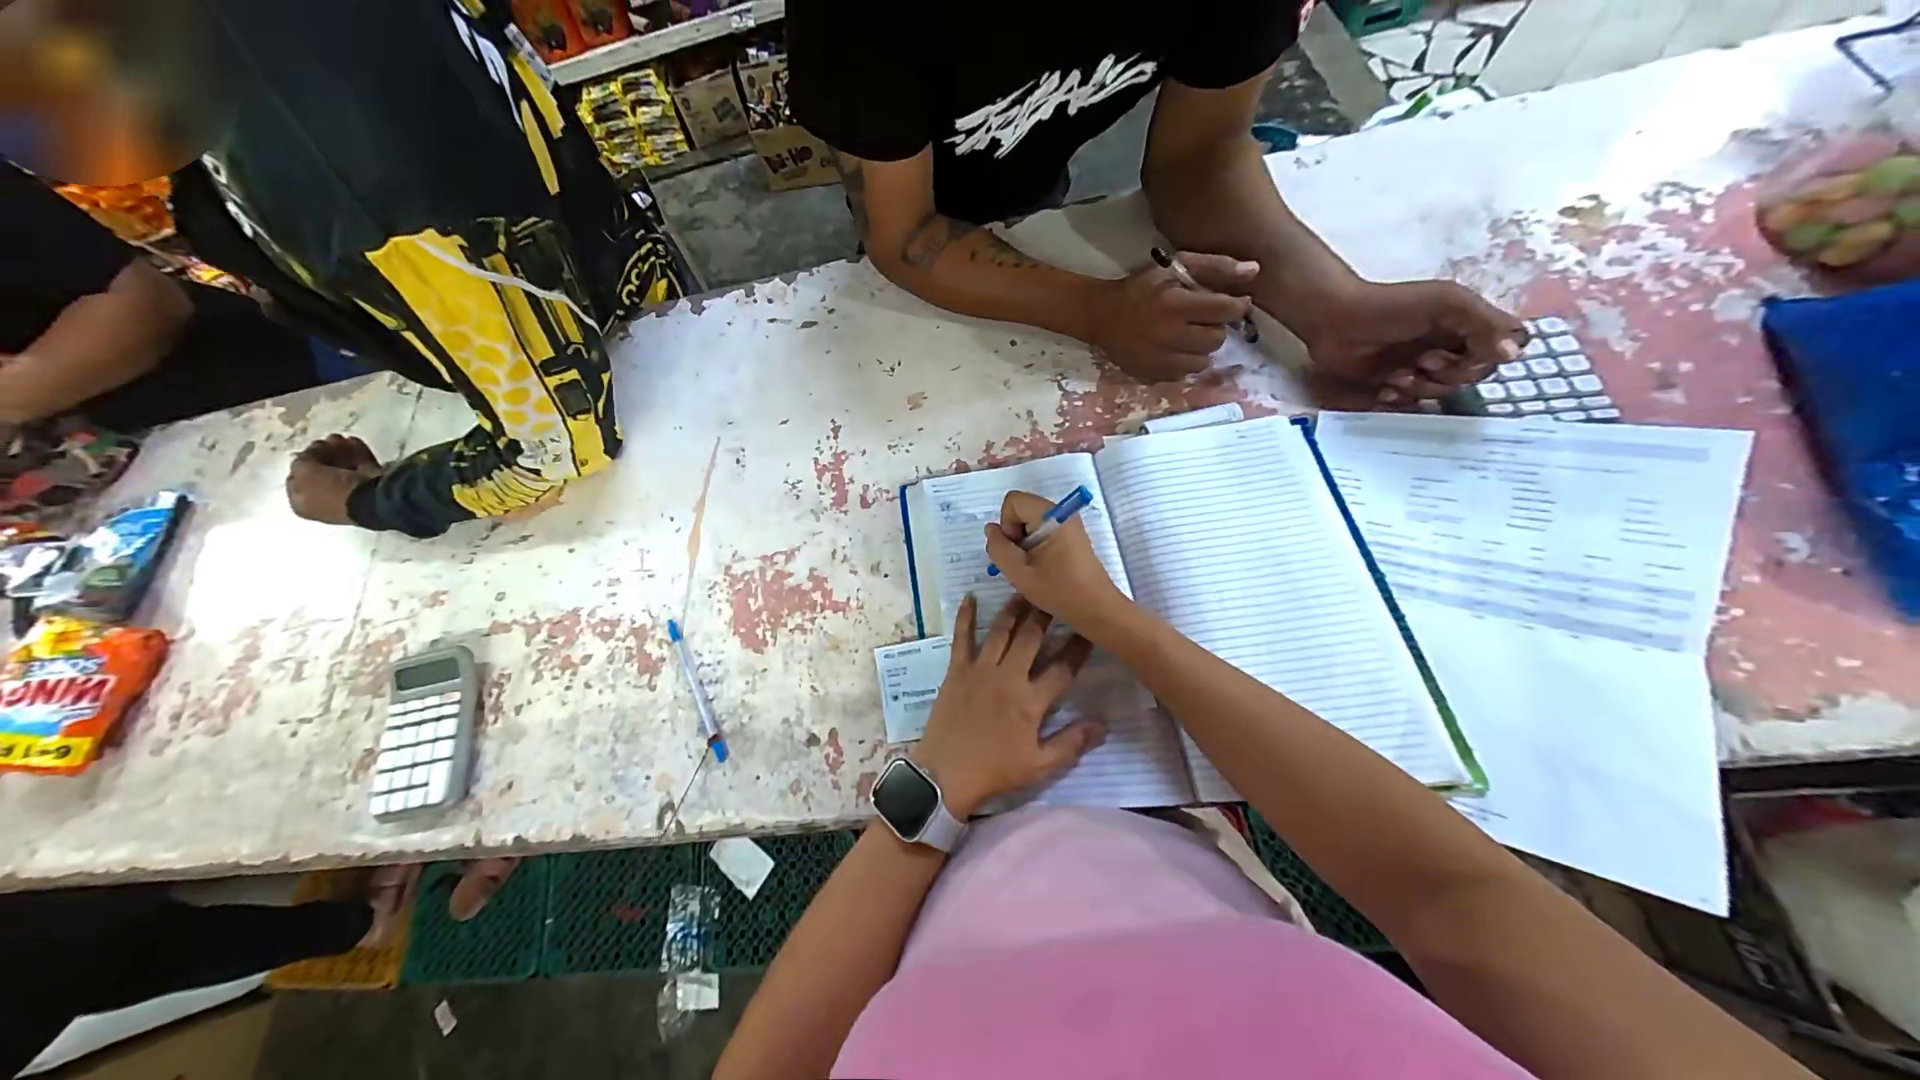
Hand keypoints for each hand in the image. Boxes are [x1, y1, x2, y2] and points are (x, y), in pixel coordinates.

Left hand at [286, 434, 383, 524]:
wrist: (371, 497)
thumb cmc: (330, 488)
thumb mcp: (305, 471)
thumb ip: (303, 459)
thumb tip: (312, 452)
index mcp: (304, 504)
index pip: (298, 479)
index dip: (302, 462)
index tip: (309, 449)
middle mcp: (326, 501)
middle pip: (322, 472)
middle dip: (324, 455)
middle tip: (327, 441)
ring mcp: (350, 494)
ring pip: (342, 468)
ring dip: (340, 452)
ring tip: (342, 438)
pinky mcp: (371, 486)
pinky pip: (361, 467)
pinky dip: (357, 454)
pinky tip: (354, 442)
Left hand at [913, 595, 1102, 816]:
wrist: (944, 775)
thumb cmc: (995, 772)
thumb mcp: (1039, 766)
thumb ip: (1072, 743)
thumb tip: (1104, 724)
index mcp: (1031, 701)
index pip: (1063, 668)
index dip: (1080, 647)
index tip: (1093, 628)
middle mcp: (1007, 677)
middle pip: (1032, 638)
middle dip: (1047, 614)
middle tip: (1058, 593)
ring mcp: (979, 670)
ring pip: (1001, 631)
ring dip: (1015, 608)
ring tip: (1026, 589)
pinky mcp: (956, 671)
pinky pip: (961, 638)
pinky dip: (965, 617)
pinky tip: (970, 597)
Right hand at [982, 490, 1130, 632]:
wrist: (1095, 608)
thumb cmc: (1058, 590)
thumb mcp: (1018, 572)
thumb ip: (998, 547)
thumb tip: (991, 529)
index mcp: (1051, 515)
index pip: (1014, 501)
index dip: (1007, 524)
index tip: (1016, 550)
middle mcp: (1062, 513)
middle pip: (1022, 509)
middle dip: (1014, 533)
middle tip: (1022, 561)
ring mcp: (1069, 524)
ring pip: (1030, 522)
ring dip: (1024, 542)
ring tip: (1032, 567)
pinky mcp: (1072, 536)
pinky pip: (1043, 530)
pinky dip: (1035, 546)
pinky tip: (1042, 567)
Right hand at [1084, 252, 1258, 382]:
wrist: (1101, 316)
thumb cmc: (1141, 288)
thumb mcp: (1174, 268)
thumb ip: (1215, 267)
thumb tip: (1254, 271)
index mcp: (1175, 304)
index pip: (1225, 311)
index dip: (1236, 307)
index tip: (1233, 304)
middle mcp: (1169, 335)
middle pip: (1217, 339)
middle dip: (1215, 328)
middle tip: (1202, 320)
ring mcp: (1160, 359)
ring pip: (1204, 360)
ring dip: (1201, 348)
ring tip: (1188, 336)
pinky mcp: (1153, 374)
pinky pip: (1184, 373)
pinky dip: (1185, 361)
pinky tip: (1174, 349)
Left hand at [1294, 280, 1523, 407]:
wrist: (1337, 322)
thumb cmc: (1392, 306)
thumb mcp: (1445, 304)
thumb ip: (1483, 324)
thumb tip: (1513, 354)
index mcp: (1469, 325)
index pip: (1503, 350)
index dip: (1488, 358)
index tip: (1468, 352)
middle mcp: (1451, 347)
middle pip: (1474, 376)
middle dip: (1449, 373)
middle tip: (1423, 361)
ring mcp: (1423, 367)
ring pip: (1443, 392)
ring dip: (1421, 386)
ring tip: (1397, 374)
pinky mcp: (1396, 384)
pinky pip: (1412, 403)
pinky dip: (1400, 399)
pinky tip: (1385, 388)